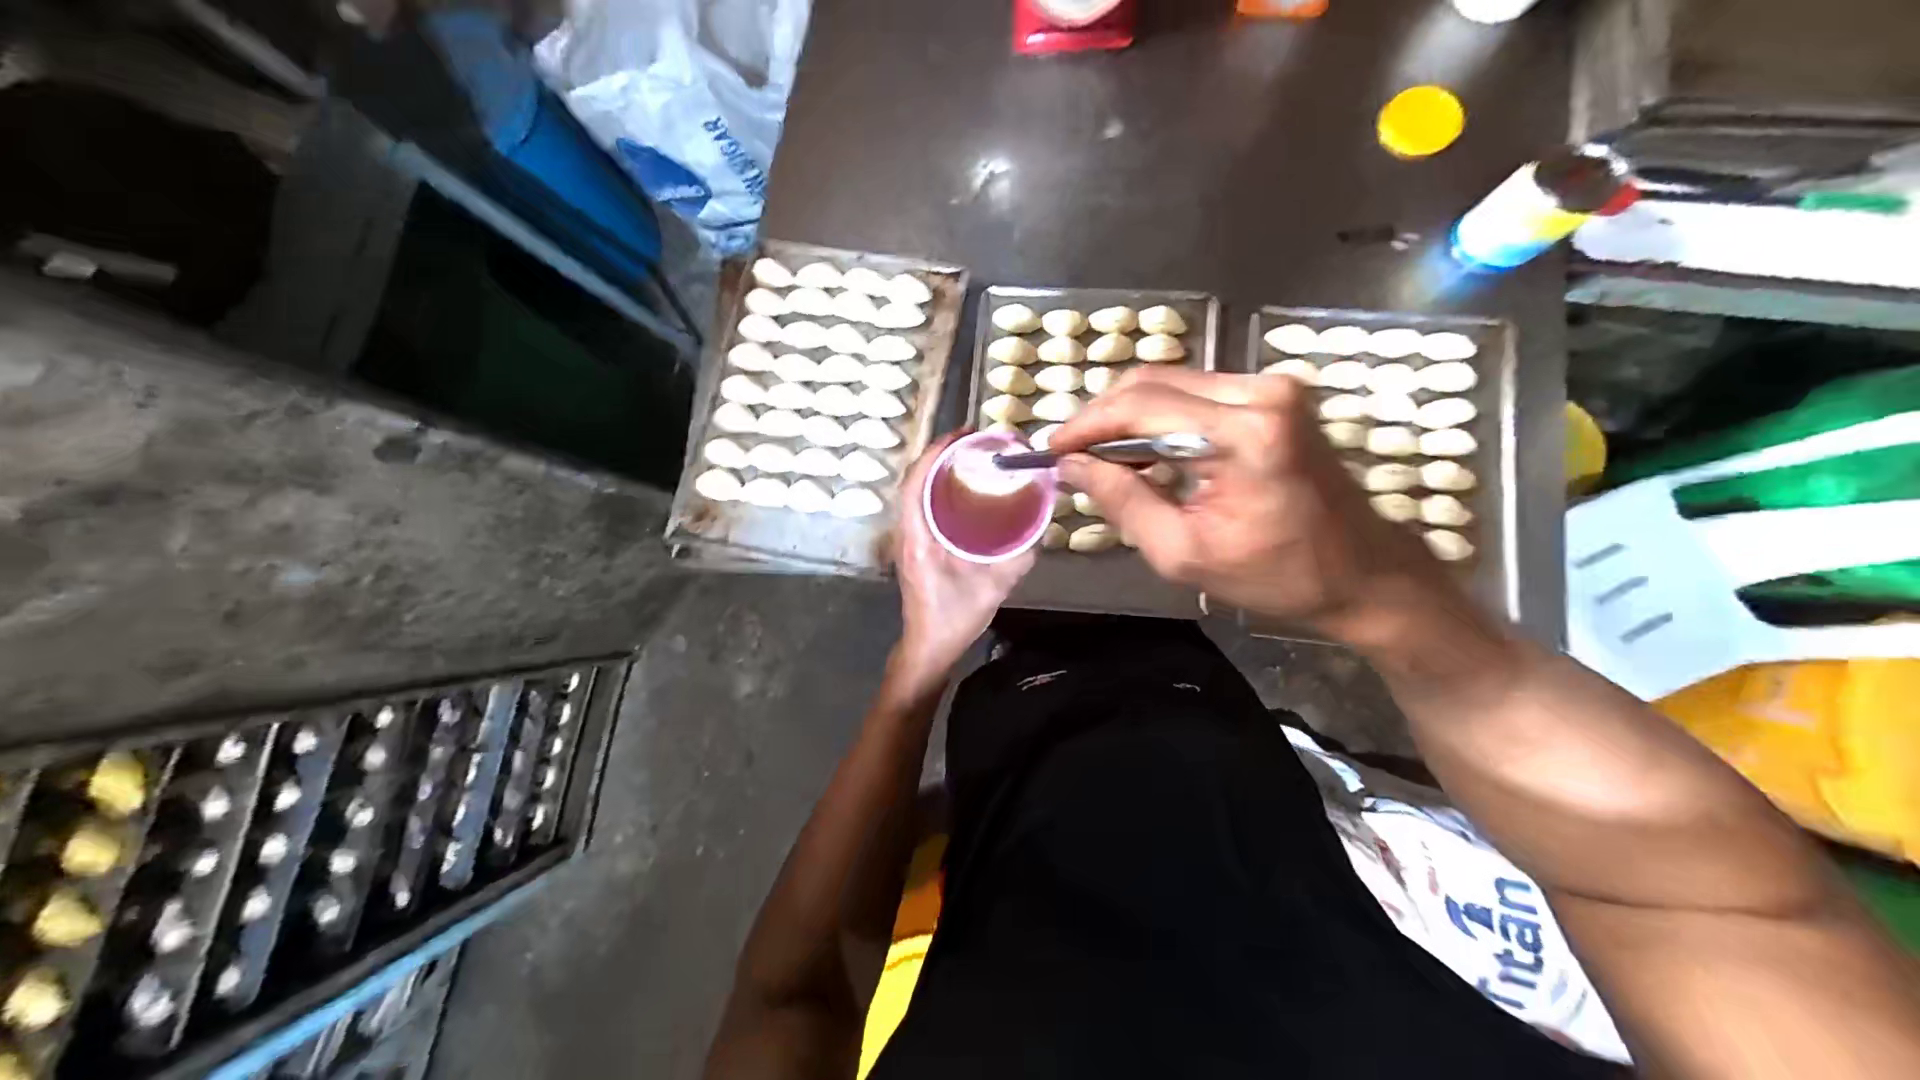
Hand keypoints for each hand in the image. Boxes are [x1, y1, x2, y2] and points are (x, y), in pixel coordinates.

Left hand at [891, 430, 1035, 679]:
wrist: (928, 647)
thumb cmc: (952, 619)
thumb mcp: (992, 588)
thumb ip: (1018, 559)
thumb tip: (1042, 527)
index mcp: (919, 538)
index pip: (915, 484)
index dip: (934, 454)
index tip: (961, 436)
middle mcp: (908, 532)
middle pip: (915, 481)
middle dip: (940, 455)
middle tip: (975, 442)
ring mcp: (909, 538)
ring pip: (917, 492)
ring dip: (938, 470)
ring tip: (971, 458)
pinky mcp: (916, 545)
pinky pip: (923, 505)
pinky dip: (940, 489)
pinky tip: (965, 489)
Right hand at [1049, 368, 1456, 645]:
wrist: (1364, 572)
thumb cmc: (1277, 575)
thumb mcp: (1183, 553)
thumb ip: (1122, 501)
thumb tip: (1073, 466)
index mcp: (1245, 433)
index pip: (1142, 406)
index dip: (1087, 424)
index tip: (1051, 449)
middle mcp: (1261, 392)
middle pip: (1154, 382)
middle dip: (1103, 417)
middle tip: (1072, 455)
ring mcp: (1273, 388)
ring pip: (1172, 384)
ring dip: (1130, 418)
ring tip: (1104, 460)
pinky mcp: (1275, 396)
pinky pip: (1197, 394)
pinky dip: (1160, 419)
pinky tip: (1145, 453)